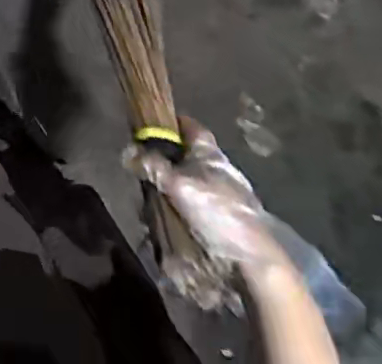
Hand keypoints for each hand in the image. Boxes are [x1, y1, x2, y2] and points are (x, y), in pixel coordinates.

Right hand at [129, 122, 288, 277]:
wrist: (253, 260)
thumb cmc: (216, 212)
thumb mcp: (177, 184)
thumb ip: (152, 166)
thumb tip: (128, 151)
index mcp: (210, 153)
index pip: (190, 125)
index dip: (170, 121)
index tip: (148, 125)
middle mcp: (220, 168)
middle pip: (186, 154)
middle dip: (164, 160)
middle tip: (142, 169)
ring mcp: (226, 195)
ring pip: (190, 181)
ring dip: (171, 188)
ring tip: (152, 202)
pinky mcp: (228, 219)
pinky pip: (196, 205)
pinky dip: (181, 208)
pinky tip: (170, 220)